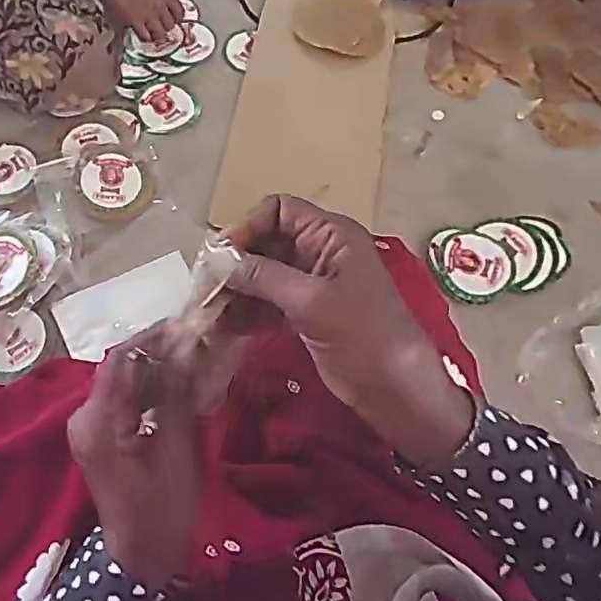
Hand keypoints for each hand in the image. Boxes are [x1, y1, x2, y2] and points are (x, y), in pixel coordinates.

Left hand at [66, 323, 220, 588]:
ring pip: (121, 382)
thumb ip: (175, 391)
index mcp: (97, 420)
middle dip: (155, 352)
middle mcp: (83, 417)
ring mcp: (87, 428)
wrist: (140, 559)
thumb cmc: (163, 508)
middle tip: (194, 345)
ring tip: (190, 363)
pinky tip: (173, 390)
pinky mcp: (96, 436)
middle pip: (118, 368)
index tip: (187, 327)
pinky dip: (146, 390)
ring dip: (153, 370)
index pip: (119, 359)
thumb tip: (183, 342)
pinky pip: (120, 399)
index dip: (152, 338)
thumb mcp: (176, 447)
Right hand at [105, 0, 182, 45]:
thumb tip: (165, 0)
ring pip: (160, 34)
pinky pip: (145, 36)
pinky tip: (144, 36)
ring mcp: (148, 16)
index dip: (177, 17)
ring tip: (156, 36)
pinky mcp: (136, 23)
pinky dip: (146, 38)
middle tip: (163, 27)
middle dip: (167, 27)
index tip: (174, 19)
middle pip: (171, 25)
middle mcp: (160, 5)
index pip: (179, 12)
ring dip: (158, 36)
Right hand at [222, 195, 473, 466]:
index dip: (248, 226)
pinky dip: (247, 312)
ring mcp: (311, 285)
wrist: (395, 390)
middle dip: (236, 263)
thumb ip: (264, 276)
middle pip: (266, 243)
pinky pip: (268, 303)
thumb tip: (220, 260)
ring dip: (236, 290)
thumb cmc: (364, 335)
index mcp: (331, 236)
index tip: (221, 255)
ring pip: (263, 276)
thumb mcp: (312, 301)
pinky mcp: (305, 314)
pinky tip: (223, 327)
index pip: (280, 211)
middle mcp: (319, 252)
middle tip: (205, 286)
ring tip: (206, 311)